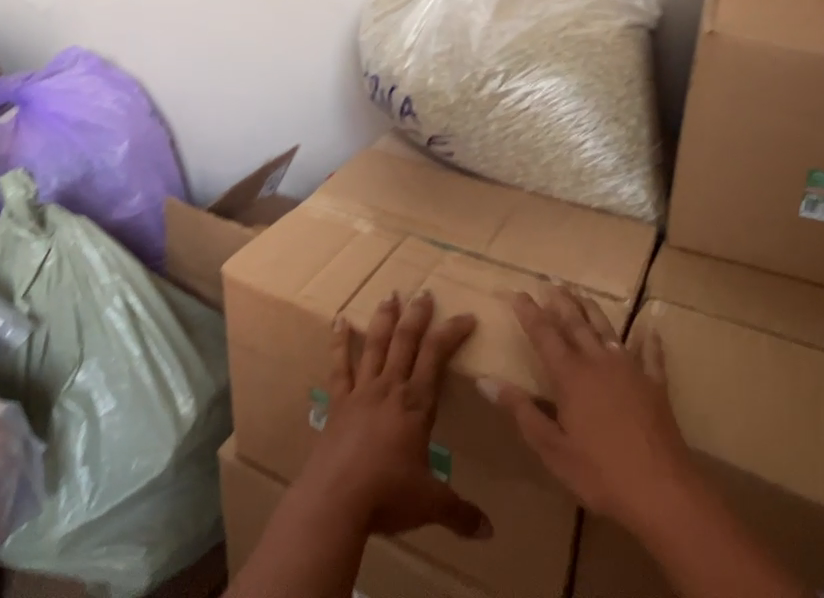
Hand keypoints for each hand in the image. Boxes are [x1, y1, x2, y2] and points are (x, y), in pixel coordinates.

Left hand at [295, 290, 492, 539]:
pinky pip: (339, 367)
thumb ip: (460, 512)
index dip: (453, 333)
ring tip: (390, 295)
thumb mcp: (431, 504)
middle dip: (418, 315)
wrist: (334, 501)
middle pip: (405, 342)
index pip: (438, 356)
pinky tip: (338, 322)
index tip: (467, 316)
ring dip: (383, 319)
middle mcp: (389, 389)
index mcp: (416, 404)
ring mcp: (359, 393)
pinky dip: (339, 343)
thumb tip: (488, 531)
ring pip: (373, 345)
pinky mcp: (336, 405)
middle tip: (425, 292)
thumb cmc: (387, 496)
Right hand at [481, 286, 692, 530]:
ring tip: (582, 294)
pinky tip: (649, 328)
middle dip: (561, 303)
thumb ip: (521, 411)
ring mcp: (631, 371)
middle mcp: (598, 363)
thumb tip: (485, 381)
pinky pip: (651, 355)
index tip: (518, 293)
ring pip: (608, 331)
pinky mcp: (656, 386)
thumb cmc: (599, 472)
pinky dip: (648, 340)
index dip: (529, 314)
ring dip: (593, 311)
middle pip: (576, 325)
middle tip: (551, 282)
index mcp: (570, 377)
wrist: (662, 490)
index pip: (544, 336)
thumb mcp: (551, 447)